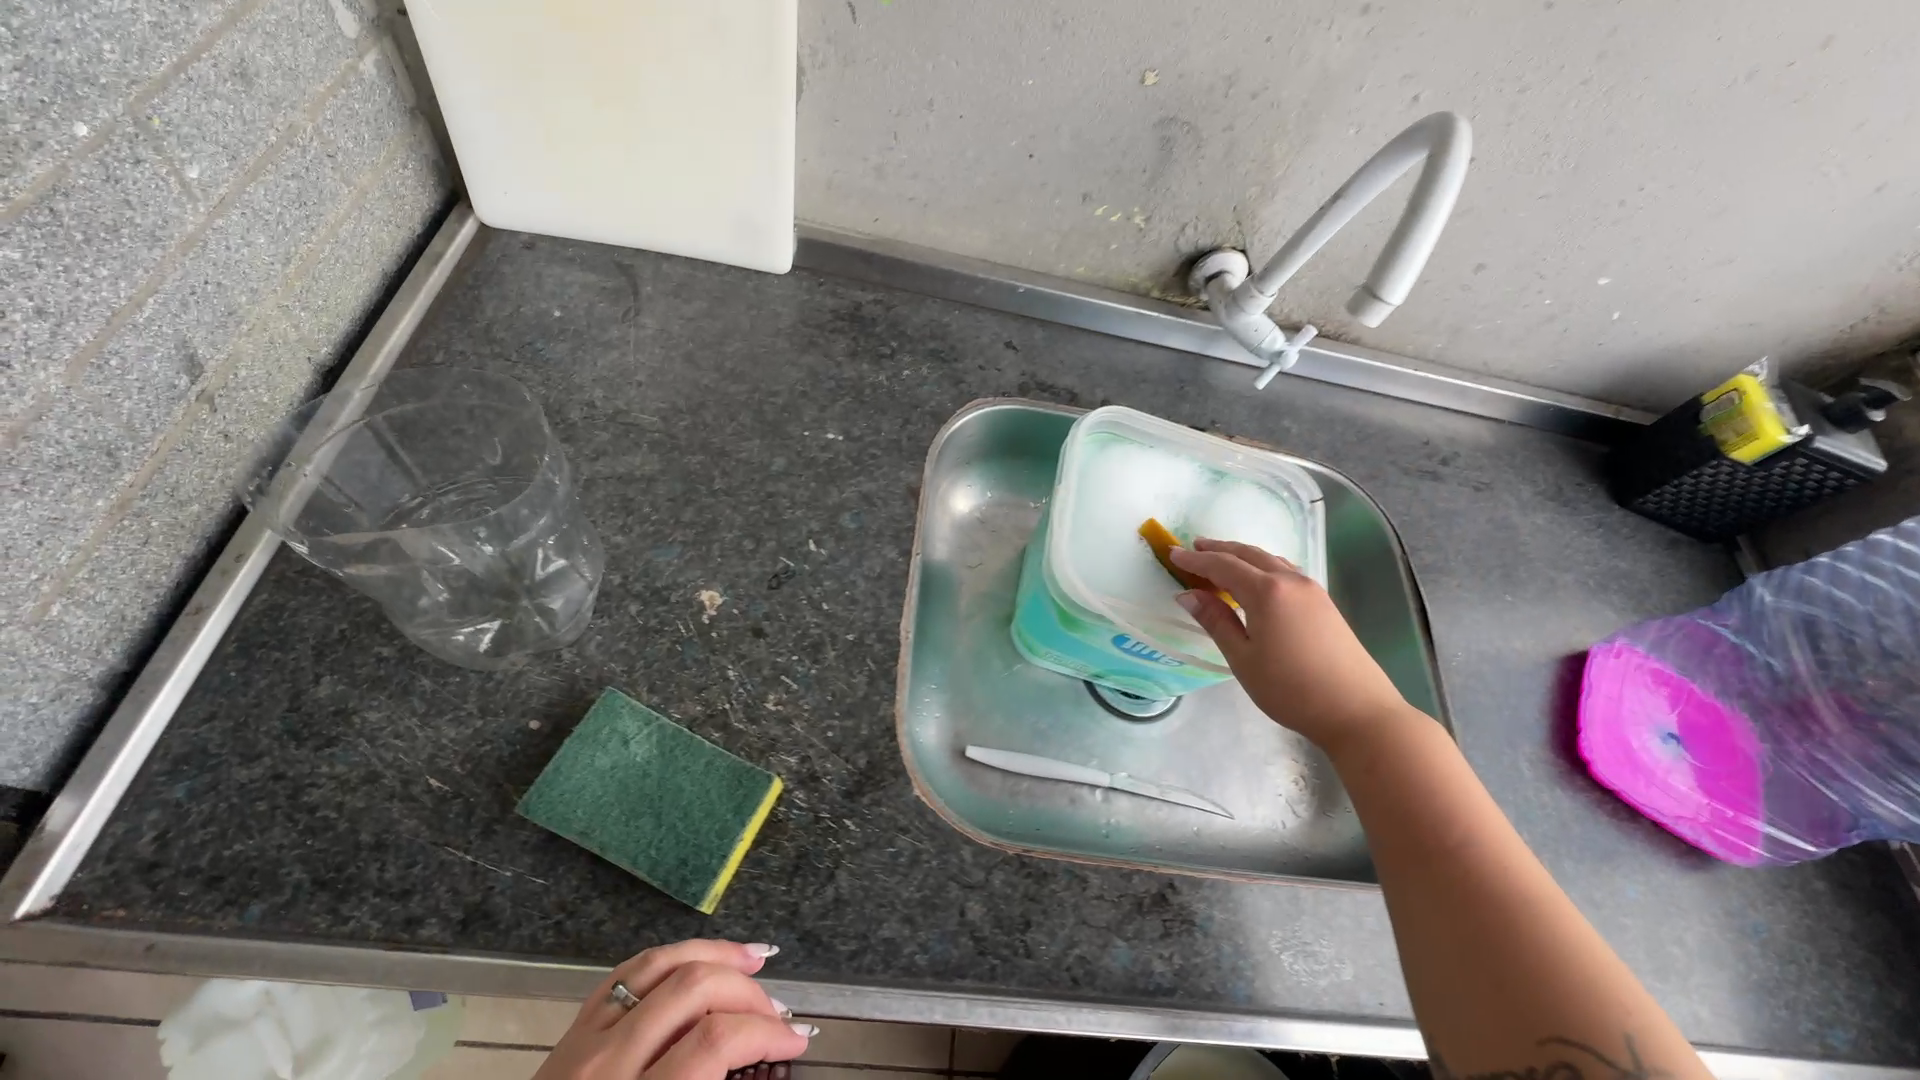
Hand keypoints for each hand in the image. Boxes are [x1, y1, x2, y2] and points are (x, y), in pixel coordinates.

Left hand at [534, 939, 814, 1079]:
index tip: (796, 1042)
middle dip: (748, 993)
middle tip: (776, 1015)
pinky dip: (672, 957)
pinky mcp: (572, 1030)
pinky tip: (700, 959)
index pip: (714, 1041)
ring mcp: (584, 1039)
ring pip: (659, 963)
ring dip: (715, 954)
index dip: (766, 1033)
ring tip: (754, 961)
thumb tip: (765, 1066)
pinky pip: (628, 971)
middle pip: (692, 988)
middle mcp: (607, 1064)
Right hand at [1170, 539, 1415, 755]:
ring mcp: (1312, 590)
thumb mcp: (1243, 658)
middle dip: (1219, 550)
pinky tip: (1258, 579)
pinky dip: (1263, 567)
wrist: (1357, 710)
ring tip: (1221, 559)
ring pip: (1270, 560)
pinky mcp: (1324, 603)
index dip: (1196, 560)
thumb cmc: (1291, 689)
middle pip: (1248, 555)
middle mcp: (1290, 581)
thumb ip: (1216, 621)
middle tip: (1194, 547)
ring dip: (1242, 556)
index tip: (1173, 554)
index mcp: (1266, 591)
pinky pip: (1286, 572)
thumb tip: (1189, 595)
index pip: (1223, 566)